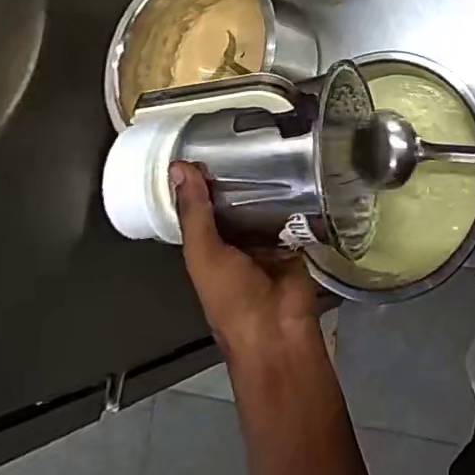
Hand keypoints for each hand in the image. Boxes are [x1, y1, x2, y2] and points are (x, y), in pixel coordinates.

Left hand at [170, 160, 319, 355]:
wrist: (279, 333)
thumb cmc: (232, 298)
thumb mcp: (203, 254)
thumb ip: (193, 211)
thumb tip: (176, 167)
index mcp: (207, 246)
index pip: (201, 205)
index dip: (200, 179)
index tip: (206, 145)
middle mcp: (235, 241)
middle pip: (234, 202)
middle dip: (236, 177)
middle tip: (242, 140)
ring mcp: (265, 240)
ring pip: (263, 204)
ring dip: (266, 183)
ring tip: (270, 145)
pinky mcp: (294, 239)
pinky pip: (293, 211)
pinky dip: (294, 194)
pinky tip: (297, 167)